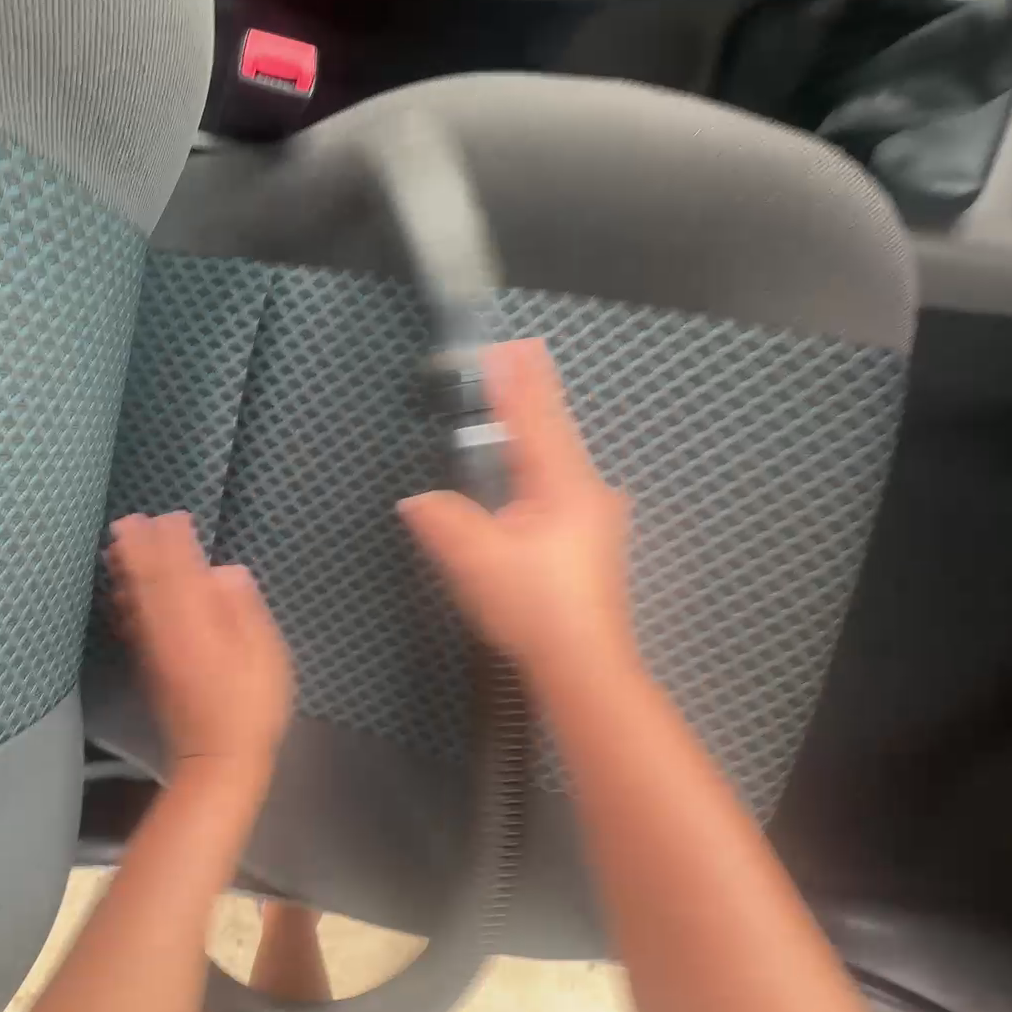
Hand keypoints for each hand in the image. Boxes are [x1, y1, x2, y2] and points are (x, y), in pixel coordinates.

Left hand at [108, 512, 293, 777]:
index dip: (174, 539)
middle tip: (128, 520)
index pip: (182, 568)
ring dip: (124, 570)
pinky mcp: (148, 668)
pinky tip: (119, 593)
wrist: (218, 760)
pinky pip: (130, 624)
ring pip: (134, 600)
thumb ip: (243, 607)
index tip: (172, 516)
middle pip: (149, 579)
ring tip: (114, 546)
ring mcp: (153, 649)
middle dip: (139, 547)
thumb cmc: (252, 703)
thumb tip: (224, 571)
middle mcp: (168, 627)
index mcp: (199, 619)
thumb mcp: (265, 651)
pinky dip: (123, 602)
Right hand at [396, 339, 640, 692]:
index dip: (517, 382)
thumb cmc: (533, 607)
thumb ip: (442, 520)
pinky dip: (539, 465)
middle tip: (514, 359)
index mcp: (563, 486)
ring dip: (536, 431)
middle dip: (531, 397)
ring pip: (559, 462)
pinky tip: (530, 473)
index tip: (508, 345)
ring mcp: (595, 519)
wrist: (585, 666)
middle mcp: (588, 493)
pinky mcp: (590, 543)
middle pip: (554, 433)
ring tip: (519, 404)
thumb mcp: (476, 561)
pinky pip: (559, 487)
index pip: (535, 420)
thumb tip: (415, 499)